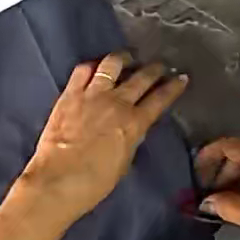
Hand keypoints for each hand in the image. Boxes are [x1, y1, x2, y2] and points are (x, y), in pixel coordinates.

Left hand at [11, 53, 188, 223]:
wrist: (57, 182)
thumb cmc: (96, 181)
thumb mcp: (126, 160)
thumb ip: (132, 137)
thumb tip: (135, 126)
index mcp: (135, 122)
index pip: (161, 98)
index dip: (174, 86)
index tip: (182, 77)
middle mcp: (118, 102)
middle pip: (142, 76)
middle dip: (156, 68)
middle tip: (161, 65)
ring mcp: (93, 95)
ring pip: (113, 64)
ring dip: (124, 58)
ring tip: (128, 57)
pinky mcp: (70, 94)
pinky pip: (83, 70)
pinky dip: (93, 66)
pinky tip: (97, 67)